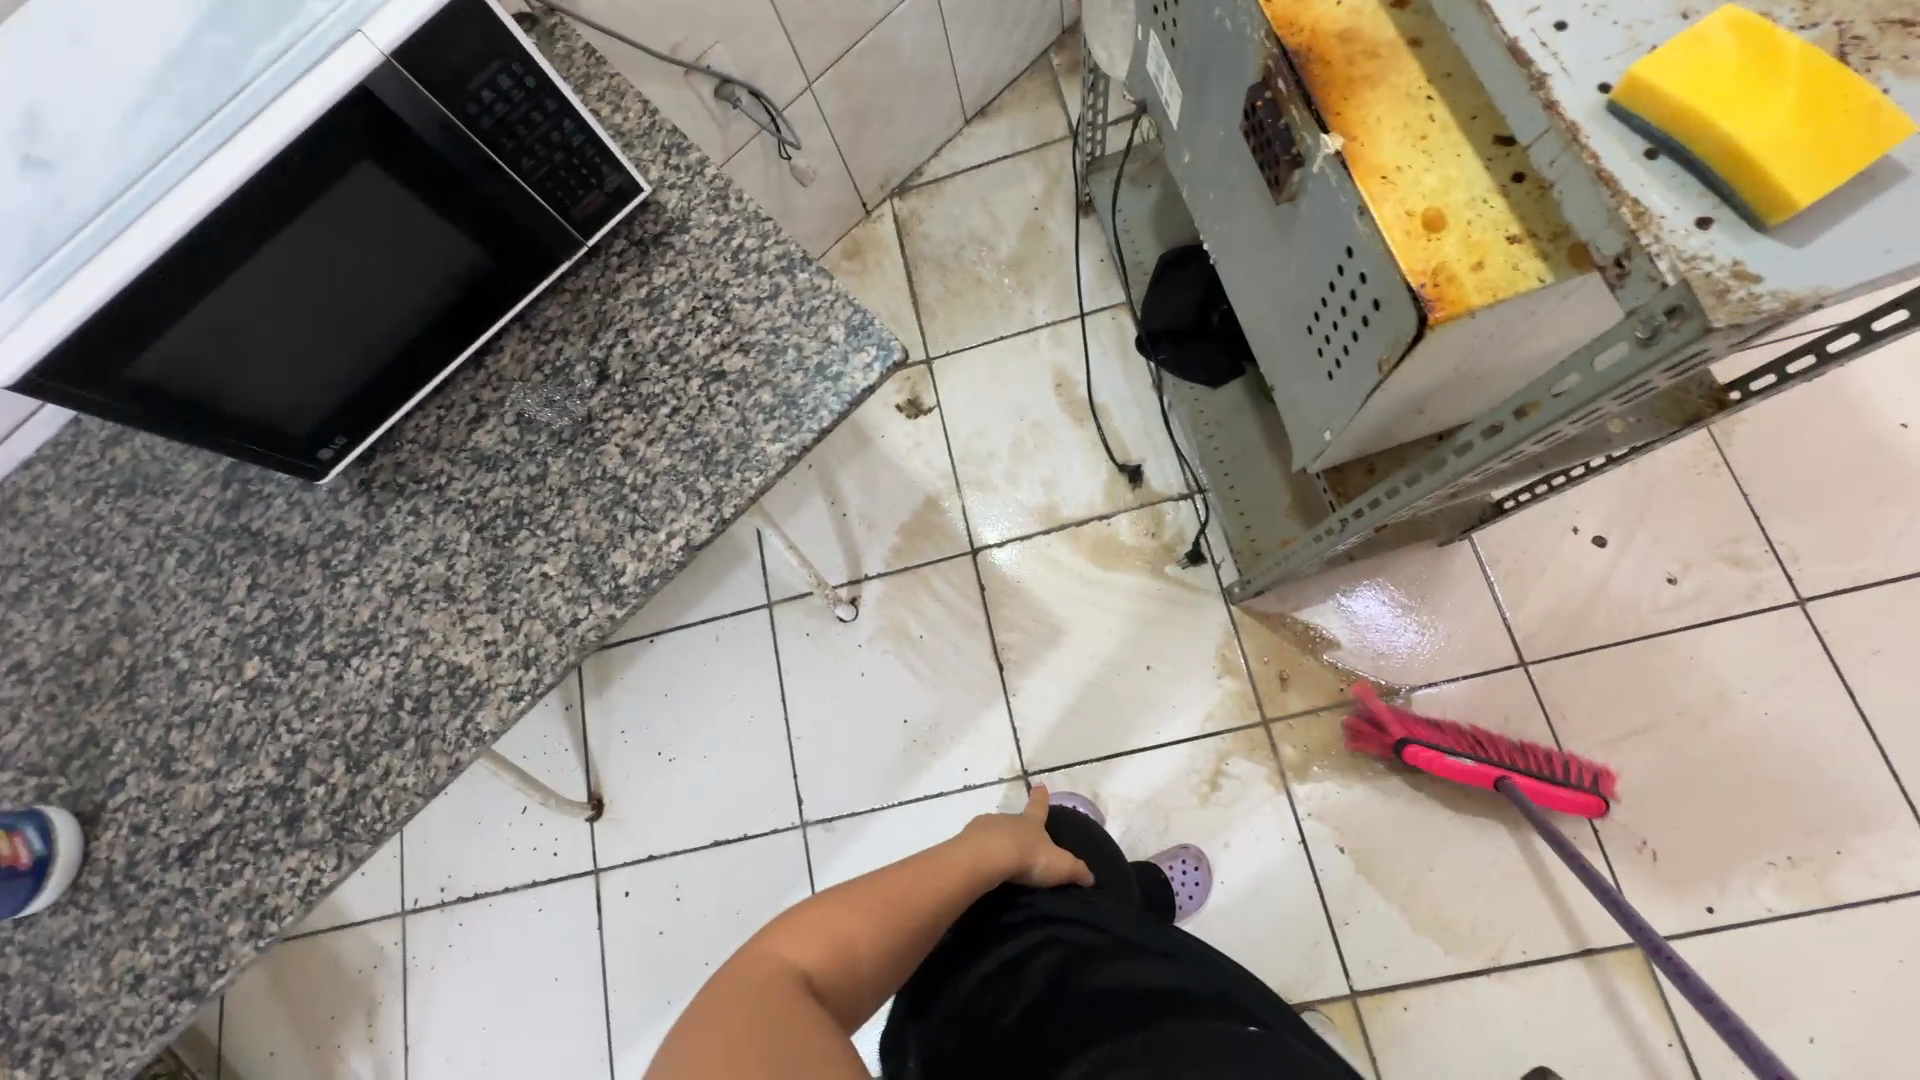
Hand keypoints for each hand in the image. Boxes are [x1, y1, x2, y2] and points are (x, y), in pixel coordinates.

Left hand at [961, 784, 1095, 888]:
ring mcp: (985, 827)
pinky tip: (980, 866)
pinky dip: (979, 854)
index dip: (1041, 798)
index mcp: (1031, 823)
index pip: (1039, 807)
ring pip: (992, 832)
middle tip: (1017, 842)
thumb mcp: (1060, 865)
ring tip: (998, 859)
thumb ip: (1076, 870)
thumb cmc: (1028, 857)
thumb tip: (1091, 877)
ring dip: (995, 842)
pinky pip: (975, 846)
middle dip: (1015, 829)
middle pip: (1013, 821)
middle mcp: (1008, 819)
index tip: (1039, 785)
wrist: (988, 858)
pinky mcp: (966, 840)